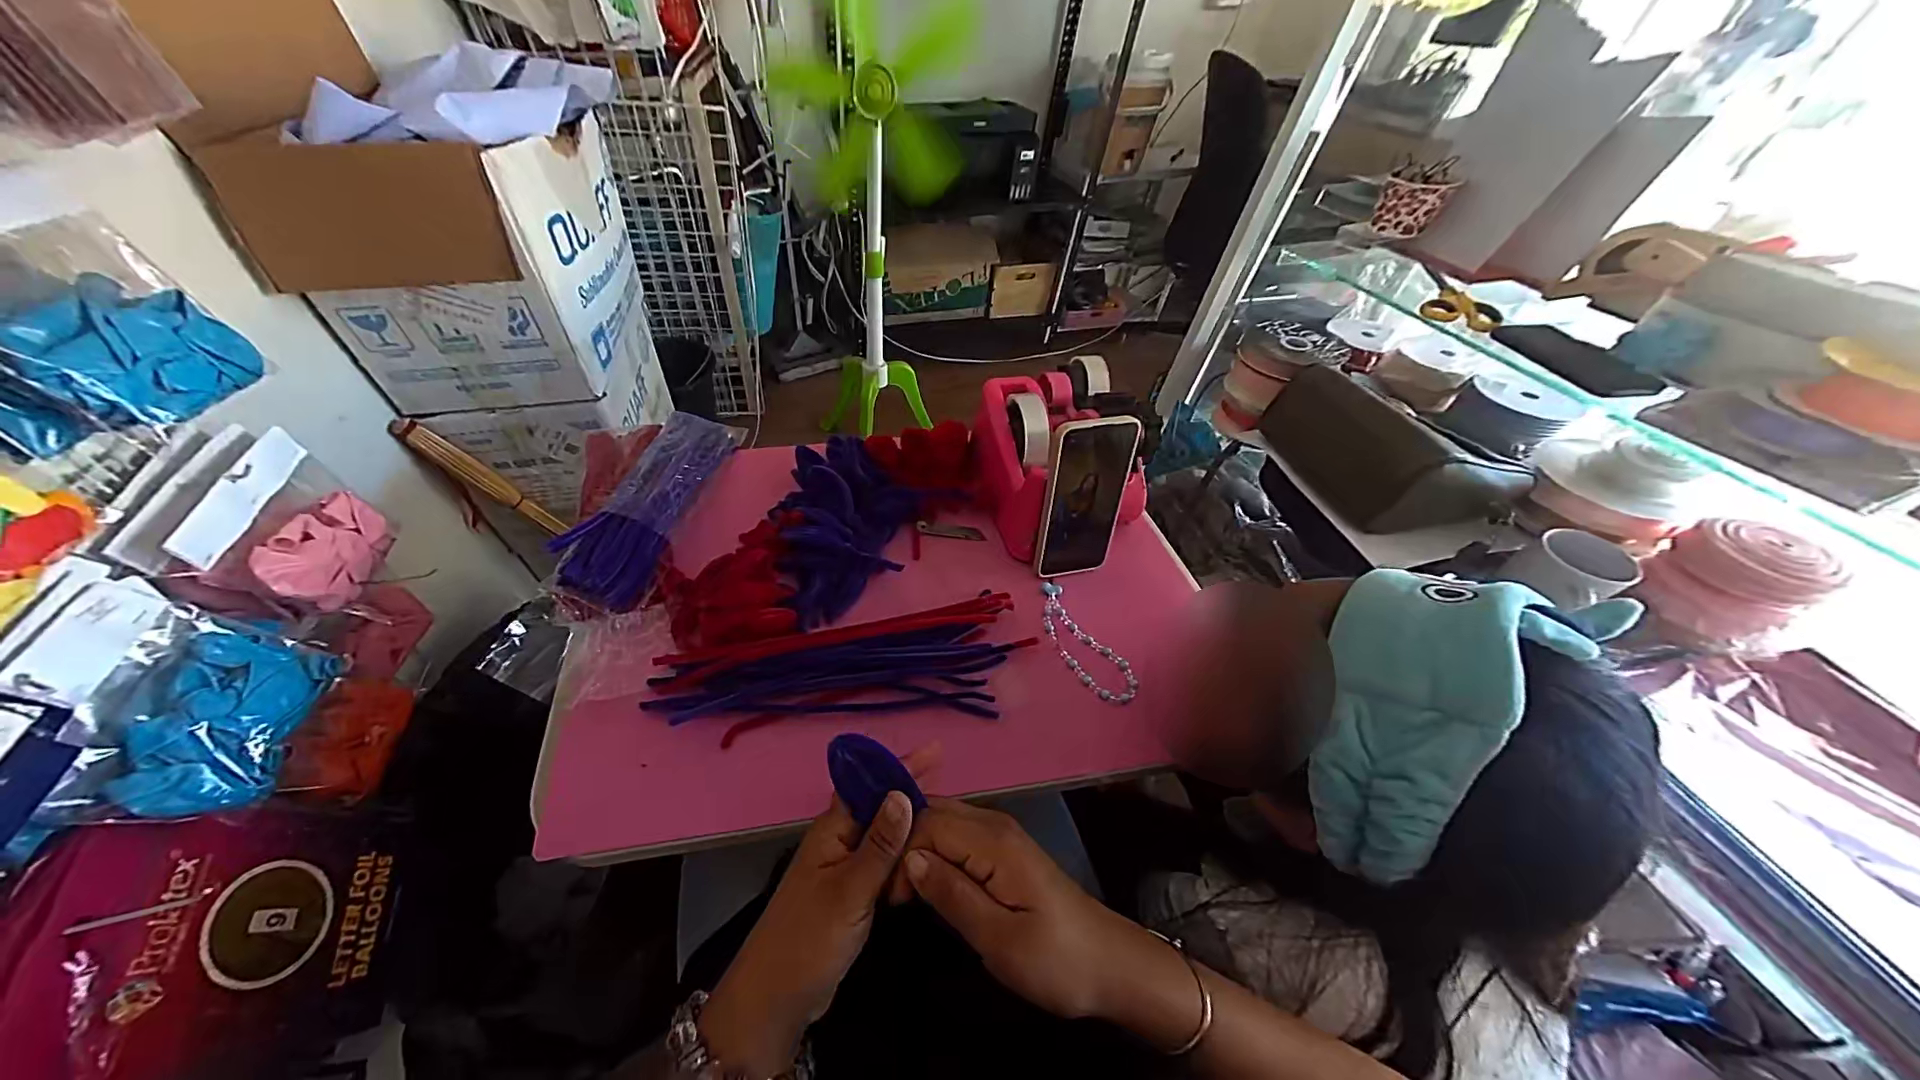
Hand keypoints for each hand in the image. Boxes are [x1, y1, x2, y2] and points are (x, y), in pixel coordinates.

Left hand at [700, 744, 937, 1075]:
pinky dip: (904, 862)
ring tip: (948, 829)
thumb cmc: (807, 940)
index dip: (899, 765)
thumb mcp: (849, 891)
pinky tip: (926, 864)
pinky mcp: (852, 894)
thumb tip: (902, 794)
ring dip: (911, 834)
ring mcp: (845, 869)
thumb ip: (879, 845)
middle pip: (879, 808)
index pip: (867, 783)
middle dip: (912, 798)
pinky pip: (884, 865)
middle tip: (953, 800)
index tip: (936, 751)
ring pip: (885, 839)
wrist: (776, 1001)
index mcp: (831, 830)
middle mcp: (839, 842)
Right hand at [900, 799, 1184, 1026]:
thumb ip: (952, 895)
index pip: (927, 822)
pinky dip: (937, 853)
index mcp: (994, 841)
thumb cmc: (1057, 960)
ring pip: (944, 821)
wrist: (1112, 965)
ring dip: (919, 849)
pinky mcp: (1005, 849)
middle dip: (905, 845)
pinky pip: (959, 836)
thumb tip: (909, 858)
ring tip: (907, 894)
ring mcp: (1003, 834)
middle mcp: (996, 825)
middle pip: (934, 813)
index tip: (894, 899)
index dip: (901, 853)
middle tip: (896, 896)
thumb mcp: (999, 940)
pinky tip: (931, 883)